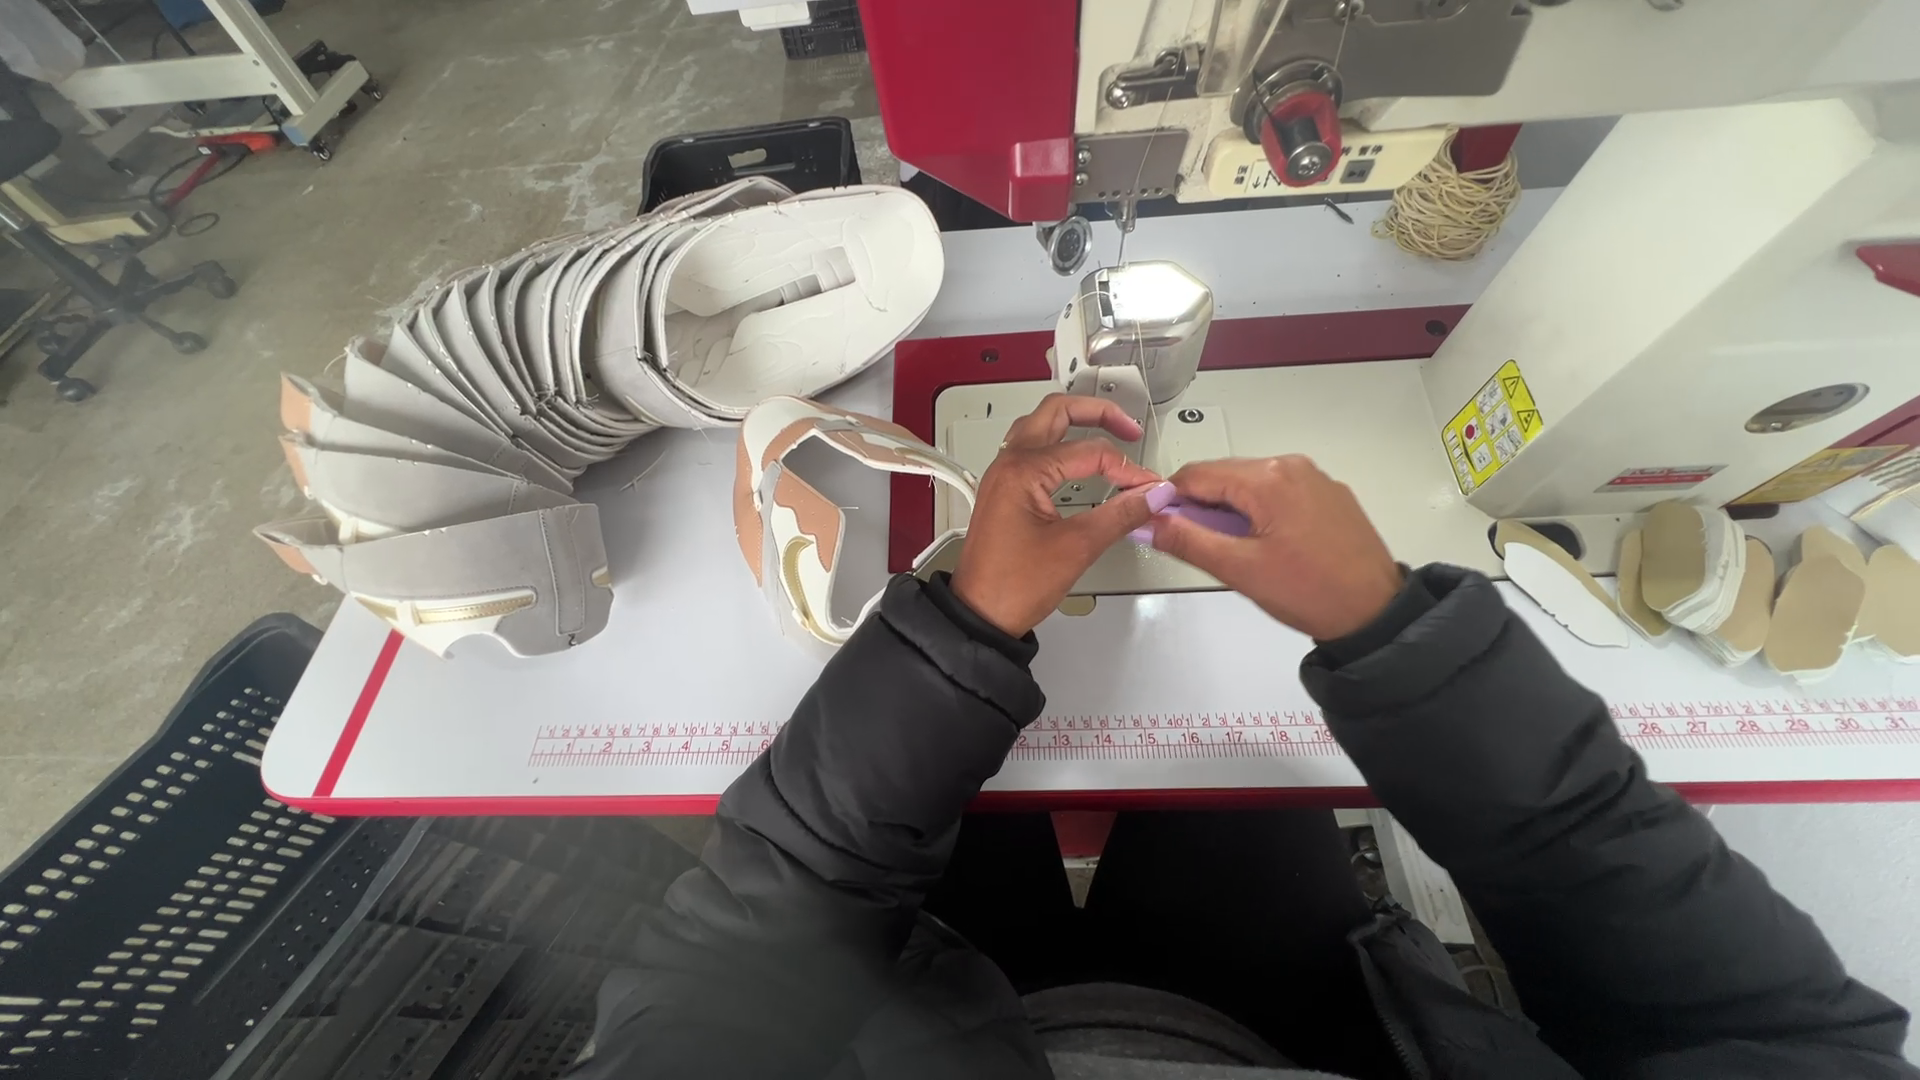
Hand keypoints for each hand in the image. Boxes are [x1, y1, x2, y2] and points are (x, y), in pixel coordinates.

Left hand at [951, 394, 1162, 636]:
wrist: (980, 614)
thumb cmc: (1014, 585)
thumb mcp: (1077, 547)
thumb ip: (1120, 514)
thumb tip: (1153, 494)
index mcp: (1023, 470)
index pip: (1090, 451)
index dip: (1127, 468)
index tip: (1150, 488)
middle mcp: (1008, 463)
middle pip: (1056, 412)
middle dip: (1097, 413)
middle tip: (1129, 427)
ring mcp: (1001, 475)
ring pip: (1040, 426)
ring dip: (1073, 422)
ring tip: (1107, 432)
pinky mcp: (1003, 491)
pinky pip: (1030, 449)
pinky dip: (1057, 444)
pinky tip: (1076, 459)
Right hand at [1145, 456, 1402, 639]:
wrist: (1375, 613)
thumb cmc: (1308, 592)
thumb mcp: (1238, 569)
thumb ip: (1186, 540)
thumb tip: (1150, 522)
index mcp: (1267, 478)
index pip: (1196, 475)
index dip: (1169, 499)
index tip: (1158, 525)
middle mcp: (1291, 465)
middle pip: (1223, 475)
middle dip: (1200, 505)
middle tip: (1194, 544)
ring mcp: (1314, 477)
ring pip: (1248, 483)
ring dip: (1228, 509)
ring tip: (1232, 549)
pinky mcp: (1328, 493)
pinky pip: (1277, 491)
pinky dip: (1257, 510)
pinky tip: (1262, 543)